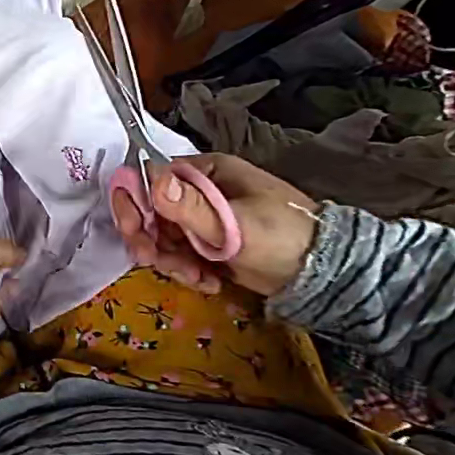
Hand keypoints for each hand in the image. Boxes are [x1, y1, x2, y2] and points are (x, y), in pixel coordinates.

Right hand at [112, 154, 318, 296]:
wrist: (320, 275)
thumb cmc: (281, 238)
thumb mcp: (236, 224)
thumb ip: (191, 206)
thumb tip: (152, 180)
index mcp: (205, 173)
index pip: (149, 179)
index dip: (135, 205)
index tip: (135, 233)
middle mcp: (199, 191)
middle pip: (150, 212)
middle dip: (150, 240)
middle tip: (154, 261)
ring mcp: (203, 218)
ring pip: (162, 238)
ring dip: (171, 261)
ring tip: (197, 277)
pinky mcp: (208, 244)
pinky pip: (179, 255)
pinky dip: (187, 271)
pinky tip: (210, 282)